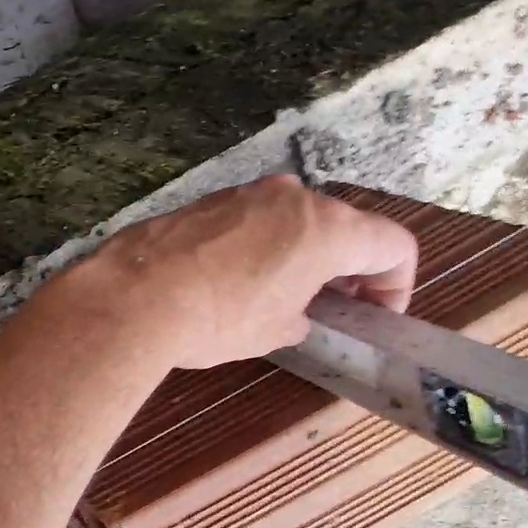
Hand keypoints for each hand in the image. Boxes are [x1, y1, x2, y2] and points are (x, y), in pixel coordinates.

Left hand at [85, 175, 416, 369]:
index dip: (395, 284)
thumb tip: (295, 314)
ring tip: (272, 296)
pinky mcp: (198, 204)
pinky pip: (241, 223)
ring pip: (286, 220)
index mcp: (328, 227)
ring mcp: (240, 195)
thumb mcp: (274, 332)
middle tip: (328, 306)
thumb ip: (300, 316)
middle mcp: (290, 198)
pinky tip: (225, 281)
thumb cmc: (216, 318)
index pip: (392, 245)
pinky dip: (249, 247)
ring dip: (292, 253)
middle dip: (342, 267)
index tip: (375, 315)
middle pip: (339, 227)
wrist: (132, 297)